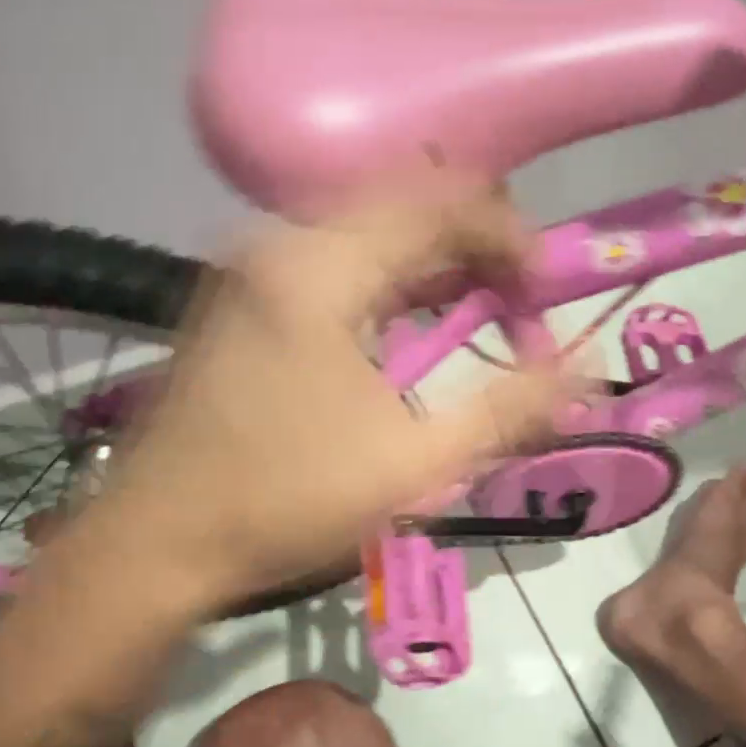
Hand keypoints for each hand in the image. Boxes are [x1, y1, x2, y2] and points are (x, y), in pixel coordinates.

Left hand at [68, 173, 580, 617]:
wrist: (156, 545)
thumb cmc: (284, 502)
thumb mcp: (414, 464)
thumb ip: (511, 409)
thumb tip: (590, 371)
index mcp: (320, 266)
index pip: (442, 203)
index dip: (511, 238)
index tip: (546, 295)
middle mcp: (281, 242)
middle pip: (406, 201)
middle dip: (479, 242)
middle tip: (522, 302)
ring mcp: (253, 267)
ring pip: (370, 229)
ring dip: (437, 261)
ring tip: (486, 313)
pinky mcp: (243, 298)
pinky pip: (337, 260)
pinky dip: (392, 280)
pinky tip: (418, 325)